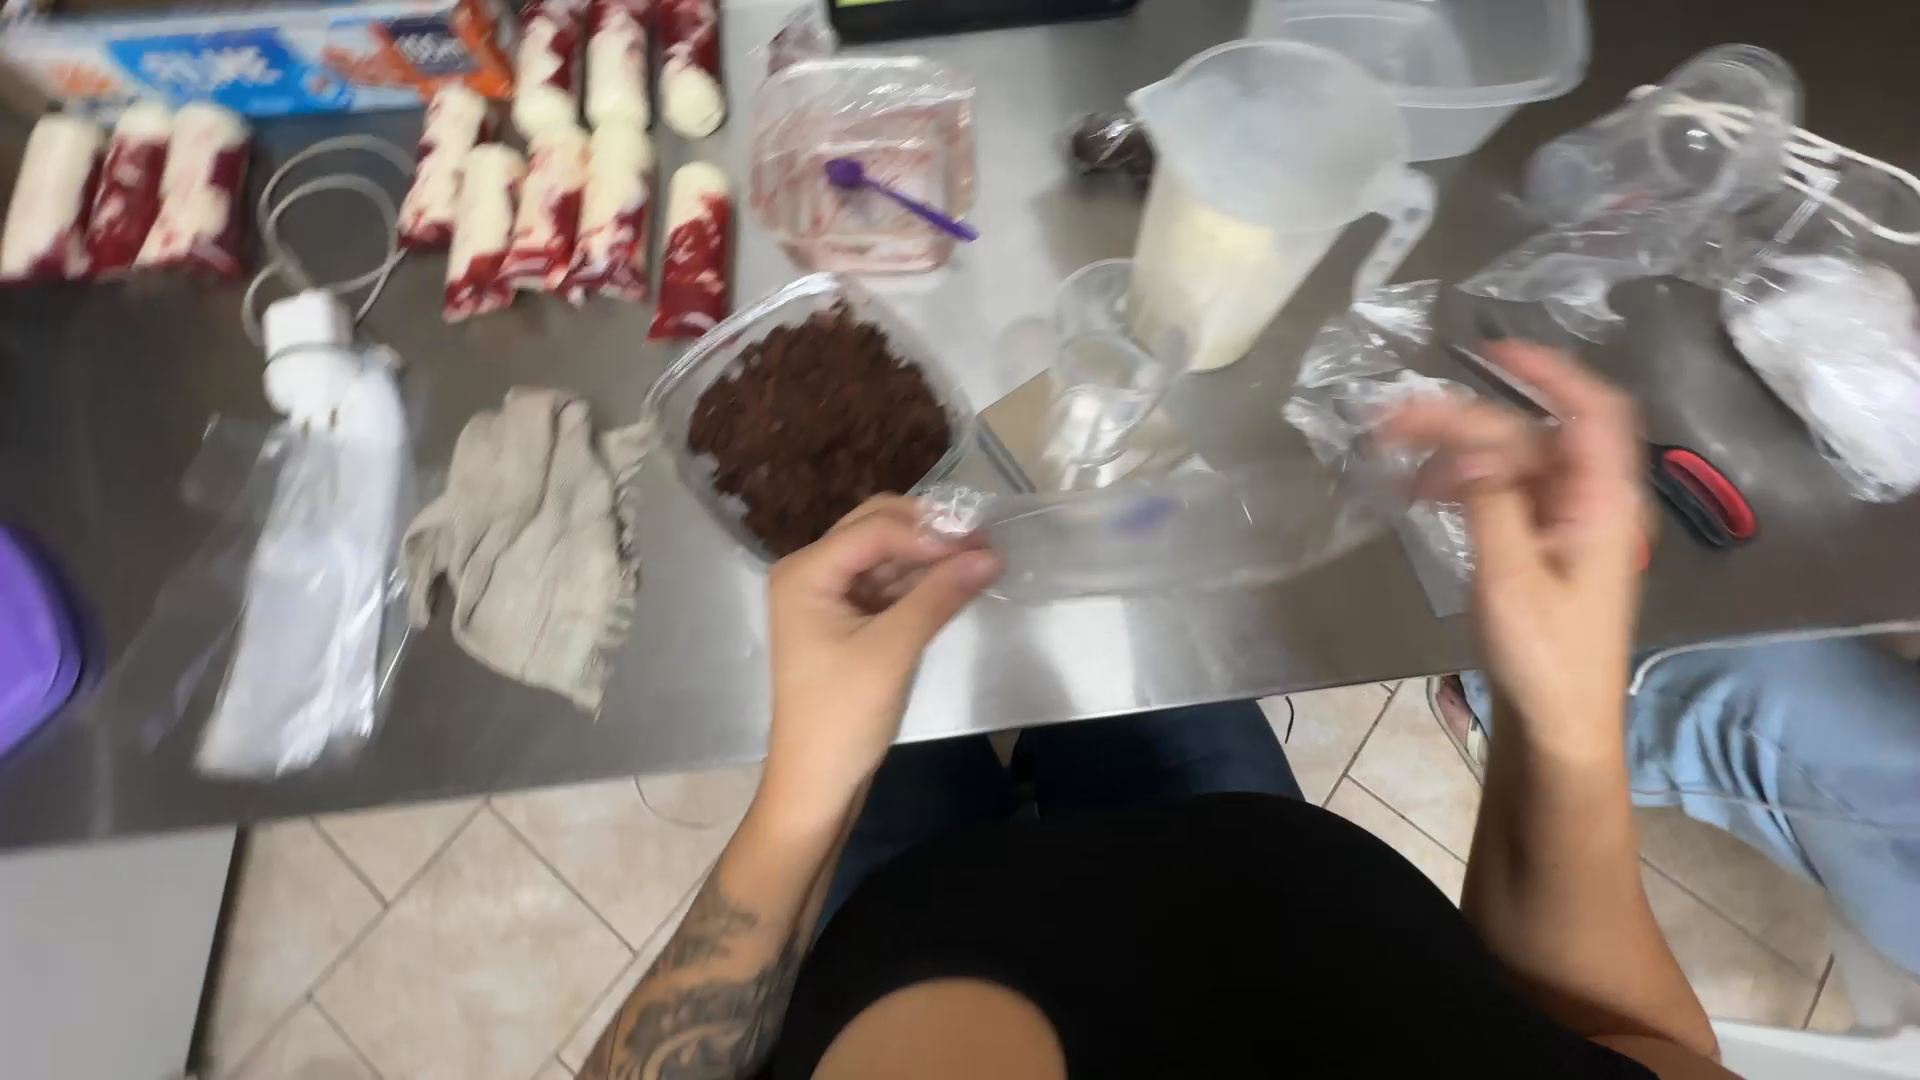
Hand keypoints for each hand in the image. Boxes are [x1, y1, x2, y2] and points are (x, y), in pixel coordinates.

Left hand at [760, 496, 1002, 819]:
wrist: (818, 783)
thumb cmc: (841, 717)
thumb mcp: (891, 652)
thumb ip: (938, 597)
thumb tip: (991, 555)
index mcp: (805, 572)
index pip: (873, 530)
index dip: (927, 533)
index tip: (980, 546)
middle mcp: (813, 572)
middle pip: (878, 528)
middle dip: (929, 533)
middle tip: (982, 544)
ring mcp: (832, 594)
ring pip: (889, 553)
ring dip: (932, 554)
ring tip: (983, 558)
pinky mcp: (852, 616)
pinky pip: (891, 582)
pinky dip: (924, 579)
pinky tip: (960, 580)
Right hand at [1382, 342, 1643, 760]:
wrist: (1555, 715)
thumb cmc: (1543, 654)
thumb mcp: (1512, 578)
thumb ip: (1492, 505)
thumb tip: (1468, 446)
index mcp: (1599, 503)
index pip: (1589, 414)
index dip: (1547, 373)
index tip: (1487, 353)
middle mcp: (1584, 500)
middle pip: (1527, 434)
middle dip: (1461, 416)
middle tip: (1392, 418)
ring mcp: (1559, 521)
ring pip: (1506, 460)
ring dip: (1451, 448)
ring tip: (1392, 453)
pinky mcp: (1534, 541)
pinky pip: (1495, 490)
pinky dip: (1456, 480)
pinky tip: (1419, 490)